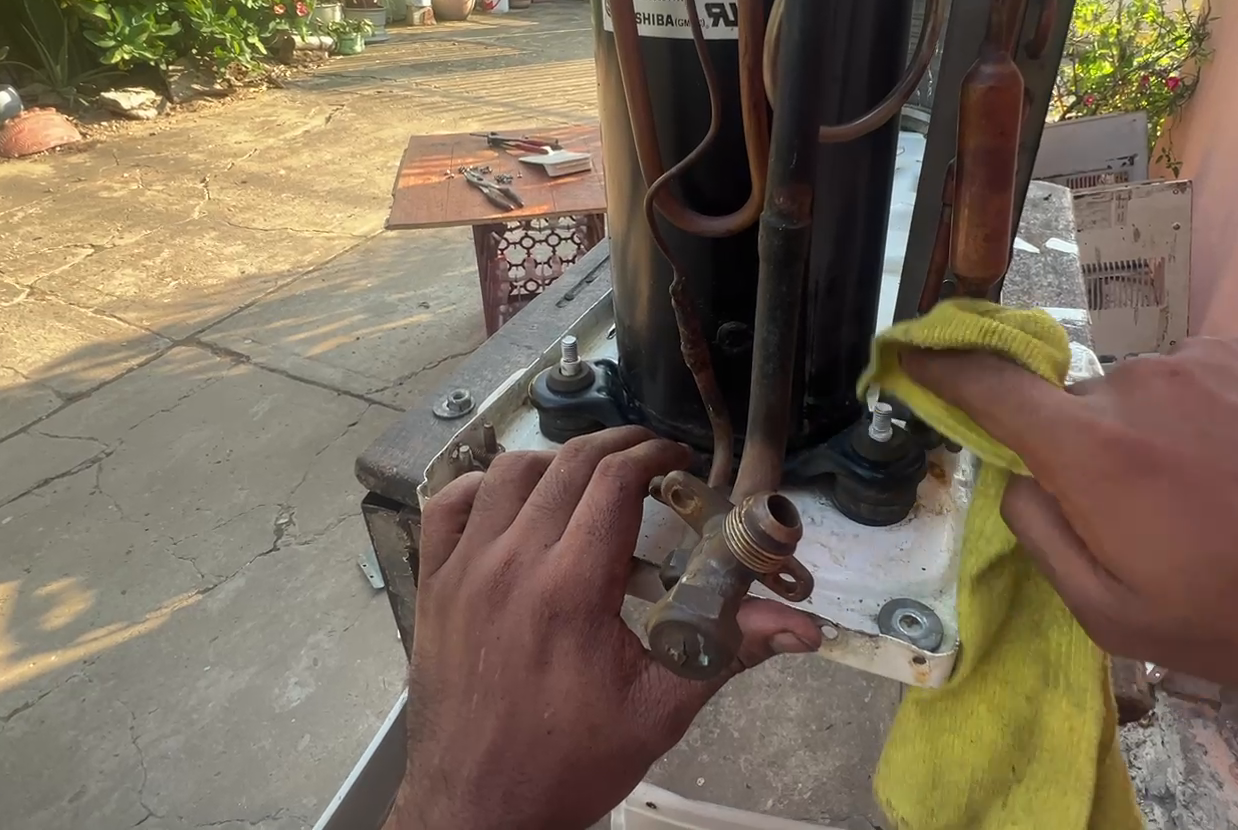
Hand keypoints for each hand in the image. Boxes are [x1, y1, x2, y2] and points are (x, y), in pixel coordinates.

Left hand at [385, 427, 821, 829]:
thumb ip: (730, 651)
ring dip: (557, 460)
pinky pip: (449, 503)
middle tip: (649, 455)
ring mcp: (464, 567)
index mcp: (571, 587)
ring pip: (509, 471)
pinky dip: (484, 484)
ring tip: (589, 478)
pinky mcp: (433, 581)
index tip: (678, 457)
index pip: (615, 481)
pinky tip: (512, 499)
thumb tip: (804, 627)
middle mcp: (513, 561)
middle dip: (618, 445)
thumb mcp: (659, 712)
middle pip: (570, 464)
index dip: (653, 454)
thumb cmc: (570, 761)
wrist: (476, 810)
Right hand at [905, 335, 1237, 816]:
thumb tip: (1017, 476)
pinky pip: (1209, 373)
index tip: (911, 350)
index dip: (940, 365)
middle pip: (1080, 404)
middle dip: (1095, 448)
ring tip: (1236, 491)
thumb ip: (1042, 538)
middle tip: (1158, 510)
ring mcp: (1208, 357)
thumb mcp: (1123, 620)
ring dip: (1163, 431)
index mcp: (1092, 451)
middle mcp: (1138, 384)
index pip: (988, 386)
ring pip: (1148, 389)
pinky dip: (1219, 410)